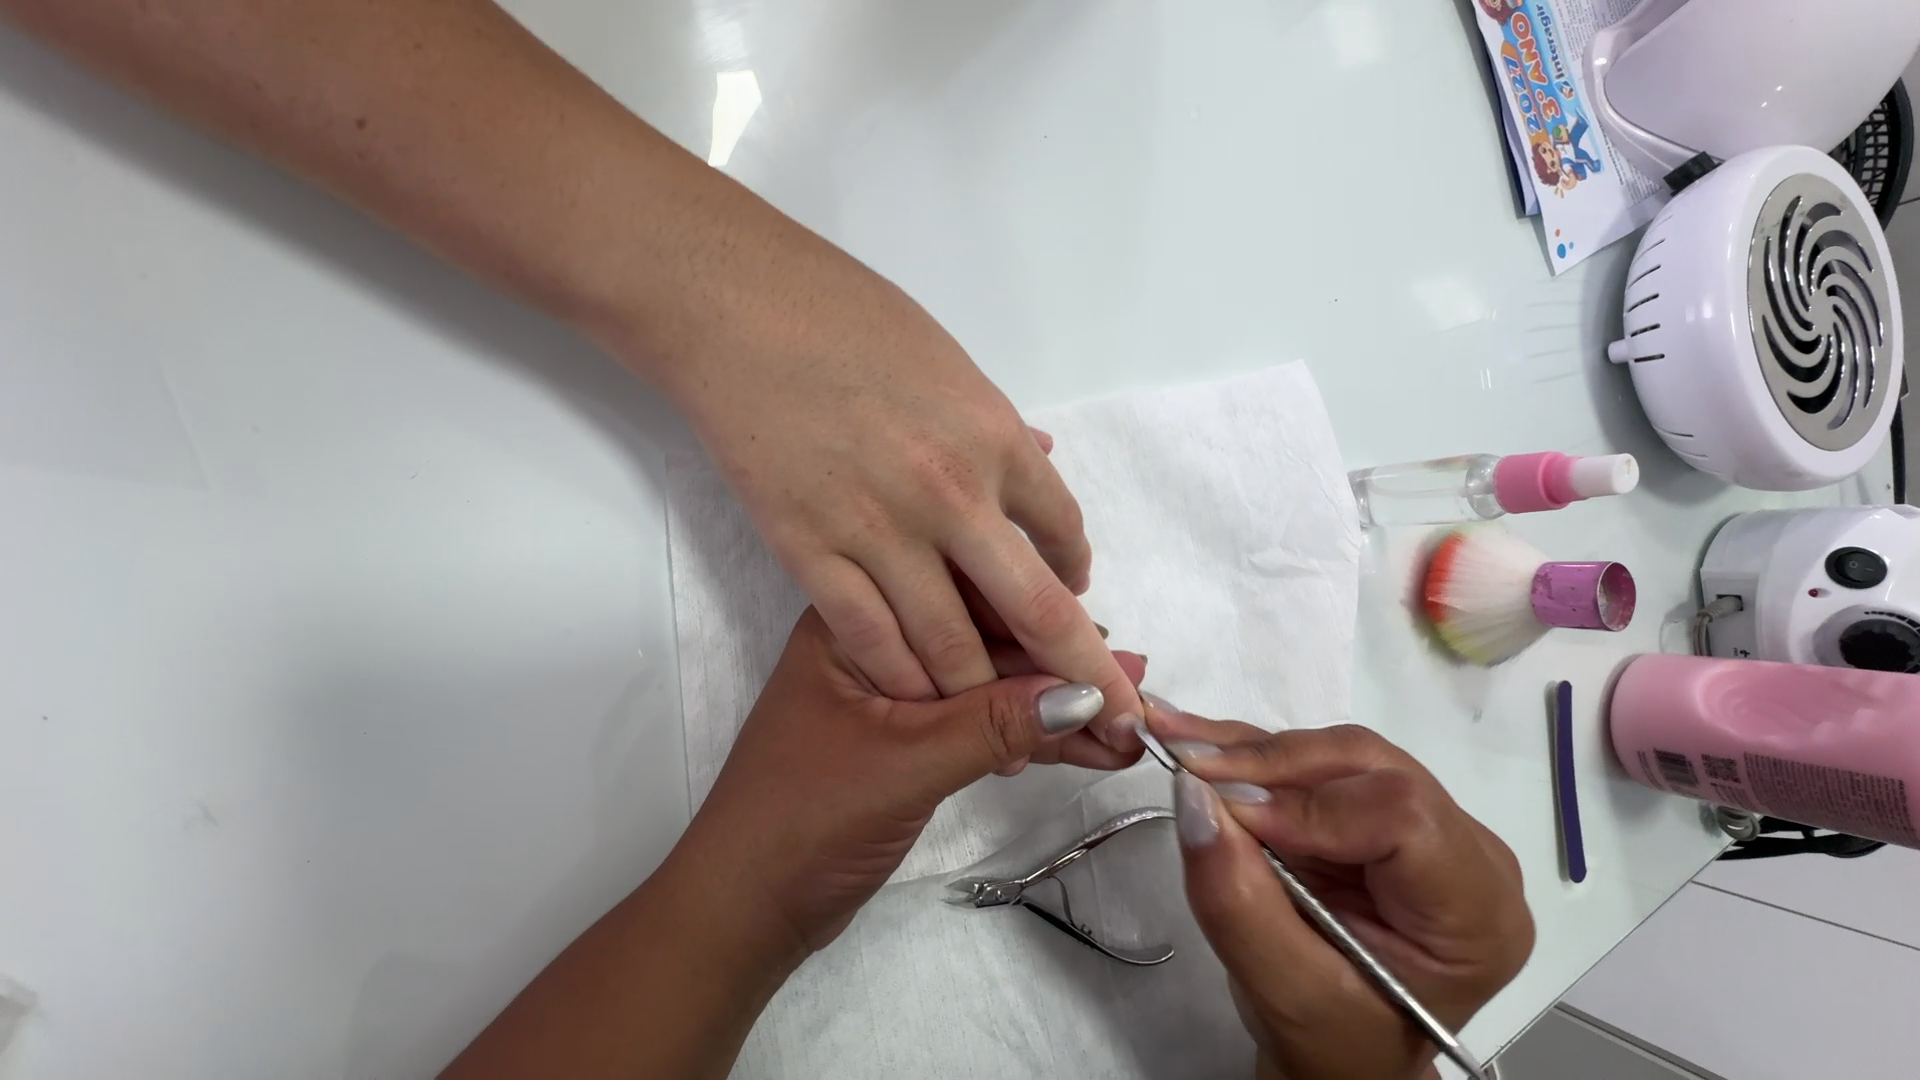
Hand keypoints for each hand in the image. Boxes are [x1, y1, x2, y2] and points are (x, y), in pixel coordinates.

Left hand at [444, 611, 1144, 1079]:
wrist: (744, 908)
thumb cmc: (805, 817)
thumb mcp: (903, 762)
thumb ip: (996, 724)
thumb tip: (1093, 693)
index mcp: (861, 618)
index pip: (964, 592)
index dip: (1042, 615)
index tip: (1112, 641)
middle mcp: (884, 640)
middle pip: (990, 639)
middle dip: (1065, 666)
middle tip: (1139, 686)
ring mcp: (901, 692)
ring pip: (994, 685)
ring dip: (1058, 707)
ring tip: (1131, 725)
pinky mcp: (914, 737)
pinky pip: (984, 723)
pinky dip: (1033, 739)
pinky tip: (1090, 746)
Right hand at [650, 227, 1140, 745]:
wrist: (736, 308)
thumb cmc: (845, 317)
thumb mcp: (947, 363)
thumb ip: (994, 429)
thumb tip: (1037, 465)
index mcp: (995, 438)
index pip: (1063, 532)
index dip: (1079, 578)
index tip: (1078, 596)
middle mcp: (953, 497)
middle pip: (1037, 611)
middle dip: (1082, 673)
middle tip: (1111, 716)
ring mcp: (879, 533)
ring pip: (952, 647)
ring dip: (990, 694)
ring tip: (1010, 721)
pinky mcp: (809, 557)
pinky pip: (873, 641)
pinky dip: (908, 680)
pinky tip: (926, 696)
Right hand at [1148, 703, 1532, 1079]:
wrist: (1338, 1048)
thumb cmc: (1332, 1041)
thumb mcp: (1286, 992)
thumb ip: (1239, 901)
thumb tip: (1192, 797)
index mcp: (1474, 909)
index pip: (1401, 815)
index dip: (1307, 805)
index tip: (1224, 813)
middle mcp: (1463, 847)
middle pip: (1364, 765)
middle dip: (1265, 762)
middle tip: (1182, 762)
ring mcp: (1419, 817)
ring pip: (1329, 750)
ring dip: (1245, 748)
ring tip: (1172, 739)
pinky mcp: (1369, 802)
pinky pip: (1306, 759)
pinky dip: (1242, 749)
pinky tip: (1190, 737)